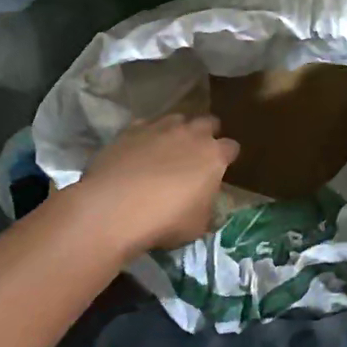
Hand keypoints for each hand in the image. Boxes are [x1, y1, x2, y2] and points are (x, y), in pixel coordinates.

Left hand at [71, 115, 239, 254]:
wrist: (114, 208)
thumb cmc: (165, 220)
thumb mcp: (197, 226)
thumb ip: (207, 210)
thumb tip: (207, 206)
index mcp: (214, 155)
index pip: (231, 147)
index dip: (227, 157)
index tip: (221, 168)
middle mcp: (191, 133)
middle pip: (208, 122)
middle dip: (206, 135)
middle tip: (196, 154)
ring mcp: (160, 128)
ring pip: (176, 119)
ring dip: (176, 132)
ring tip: (166, 150)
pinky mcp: (131, 130)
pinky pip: (145, 126)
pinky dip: (146, 136)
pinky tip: (138, 152)